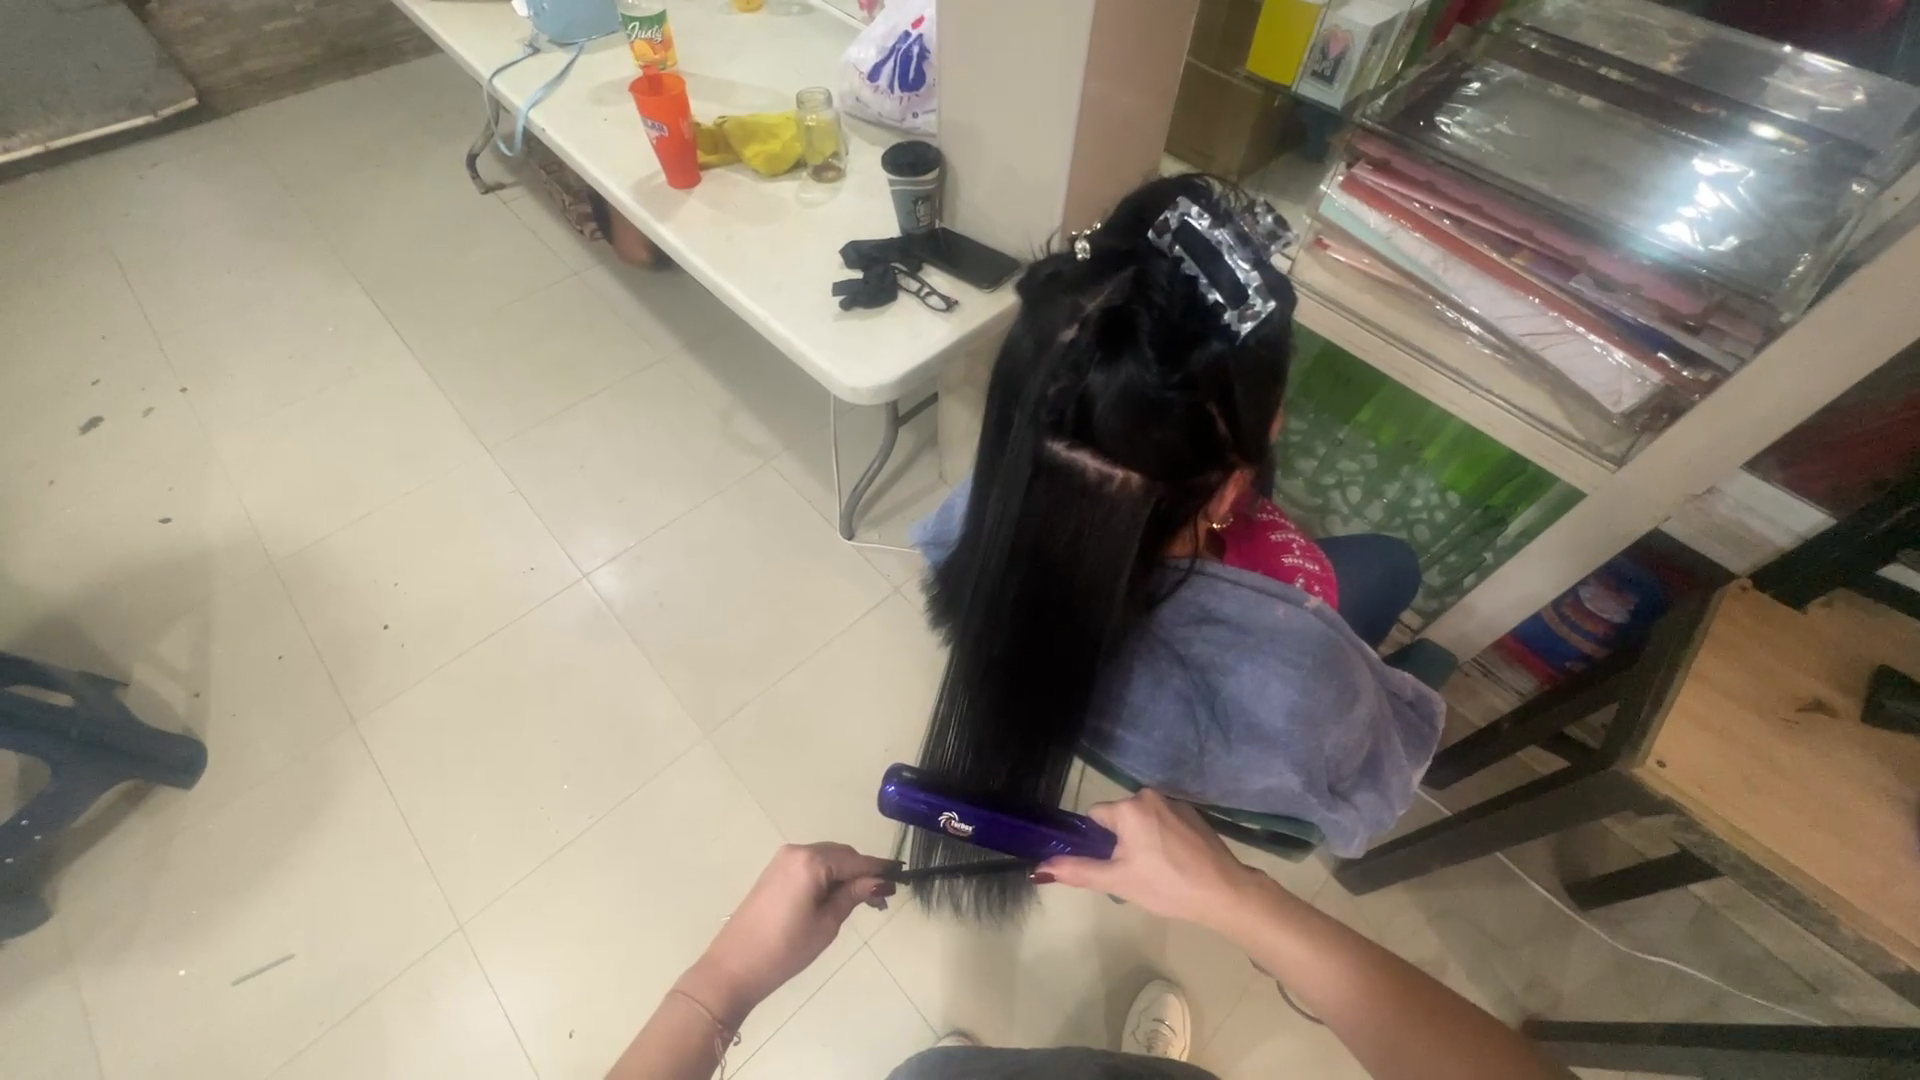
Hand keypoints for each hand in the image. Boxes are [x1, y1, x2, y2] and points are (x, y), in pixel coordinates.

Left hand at [675, 843, 894, 1027]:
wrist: (733, 968)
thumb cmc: (785, 949)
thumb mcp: (827, 924)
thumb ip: (853, 896)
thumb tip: (880, 882)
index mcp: (812, 861)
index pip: (855, 860)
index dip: (879, 869)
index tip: (901, 877)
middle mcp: (798, 851)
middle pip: (841, 855)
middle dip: (862, 872)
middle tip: (881, 898)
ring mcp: (783, 859)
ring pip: (826, 859)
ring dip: (845, 875)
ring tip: (862, 901)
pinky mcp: (774, 872)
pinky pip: (810, 866)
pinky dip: (827, 877)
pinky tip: (837, 896)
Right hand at [1036, 790, 1268, 929]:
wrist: (1224, 892)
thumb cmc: (1166, 885)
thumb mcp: (1118, 881)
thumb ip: (1078, 870)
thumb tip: (1039, 868)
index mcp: (1128, 806)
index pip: (1096, 817)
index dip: (1099, 842)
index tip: (1114, 865)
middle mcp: (1149, 795)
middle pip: (1120, 817)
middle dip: (1122, 842)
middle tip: (1137, 873)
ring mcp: (1174, 801)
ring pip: (1143, 820)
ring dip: (1143, 839)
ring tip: (1159, 870)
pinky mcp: (1194, 812)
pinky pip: (1165, 821)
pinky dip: (1165, 837)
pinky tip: (1177, 862)